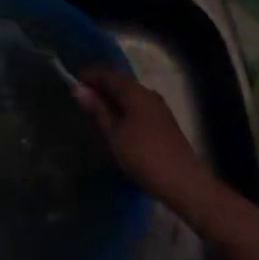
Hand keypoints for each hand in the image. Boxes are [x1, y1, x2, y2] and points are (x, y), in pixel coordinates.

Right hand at [73, 65, 206, 194]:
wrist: (186, 185)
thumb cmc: (145, 157)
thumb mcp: (114, 134)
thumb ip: (97, 109)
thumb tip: (78, 88)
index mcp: (134, 91)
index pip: (106, 74)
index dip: (89, 76)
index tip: (72, 84)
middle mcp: (147, 93)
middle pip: (119, 83)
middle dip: (101, 88)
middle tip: (83, 100)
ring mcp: (159, 108)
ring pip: (130, 95)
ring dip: (113, 100)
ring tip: (99, 114)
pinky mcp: (165, 123)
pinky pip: (139, 106)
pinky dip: (125, 109)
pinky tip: (120, 125)